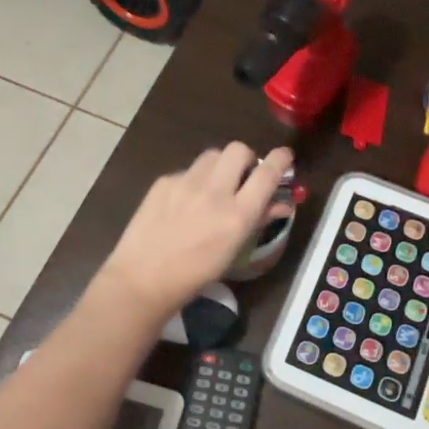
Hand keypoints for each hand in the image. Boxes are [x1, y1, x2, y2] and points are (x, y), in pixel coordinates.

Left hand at [98, 142, 294, 315]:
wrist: (144, 278)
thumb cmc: (196, 274)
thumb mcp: (234, 251)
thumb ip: (259, 220)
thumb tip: (282, 204)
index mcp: (237, 215)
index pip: (267, 173)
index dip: (280, 159)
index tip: (284, 156)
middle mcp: (214, 192)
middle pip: (238, 149)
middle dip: (245, 159)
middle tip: (242, 176)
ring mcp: (186, 183)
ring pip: (212, 155)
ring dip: (220, 166)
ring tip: (213, 187)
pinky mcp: (164, 182)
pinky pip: (187, 170)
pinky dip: (193, 181)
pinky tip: (184, 203)